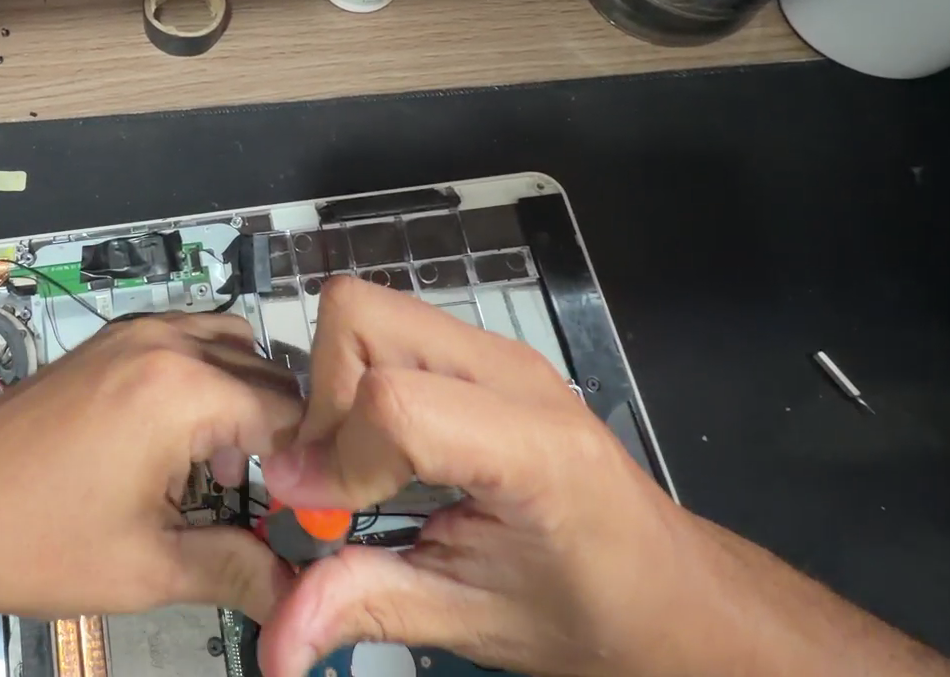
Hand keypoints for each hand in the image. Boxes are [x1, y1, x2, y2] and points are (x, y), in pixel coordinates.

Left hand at [0, 312, 304, 621]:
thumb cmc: (38, 541)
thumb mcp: (150, 567)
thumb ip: (238, 571)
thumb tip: (298, 591)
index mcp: (183, 389)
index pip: (289, 414)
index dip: (308, 468)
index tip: (308, 513)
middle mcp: (163, 341)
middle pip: (263, 371)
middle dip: (280, 430)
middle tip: (273, 497)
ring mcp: (129, 333)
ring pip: (225, 344)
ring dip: (244, 395)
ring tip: (228, 466)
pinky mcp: (104, 342)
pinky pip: (181, 340)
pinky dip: (204, 375)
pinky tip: (182, 437)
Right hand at [255, 277, 739, 676]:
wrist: (675, 587)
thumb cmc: (592, 616)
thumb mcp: (477, 623)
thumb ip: (368, 608)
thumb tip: (275, 647)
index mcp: (533, 449)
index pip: (394, 403)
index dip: (337, 456)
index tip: (315, 510)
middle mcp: (509, 371)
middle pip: (358, 315)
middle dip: (321, 392)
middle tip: (333, 470)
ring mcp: (491, 348)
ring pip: (361, 307)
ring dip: (331, 379)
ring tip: (352, 455)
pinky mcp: (475, 347)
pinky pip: (382, 326)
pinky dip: (352, 373)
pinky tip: (378, 439)